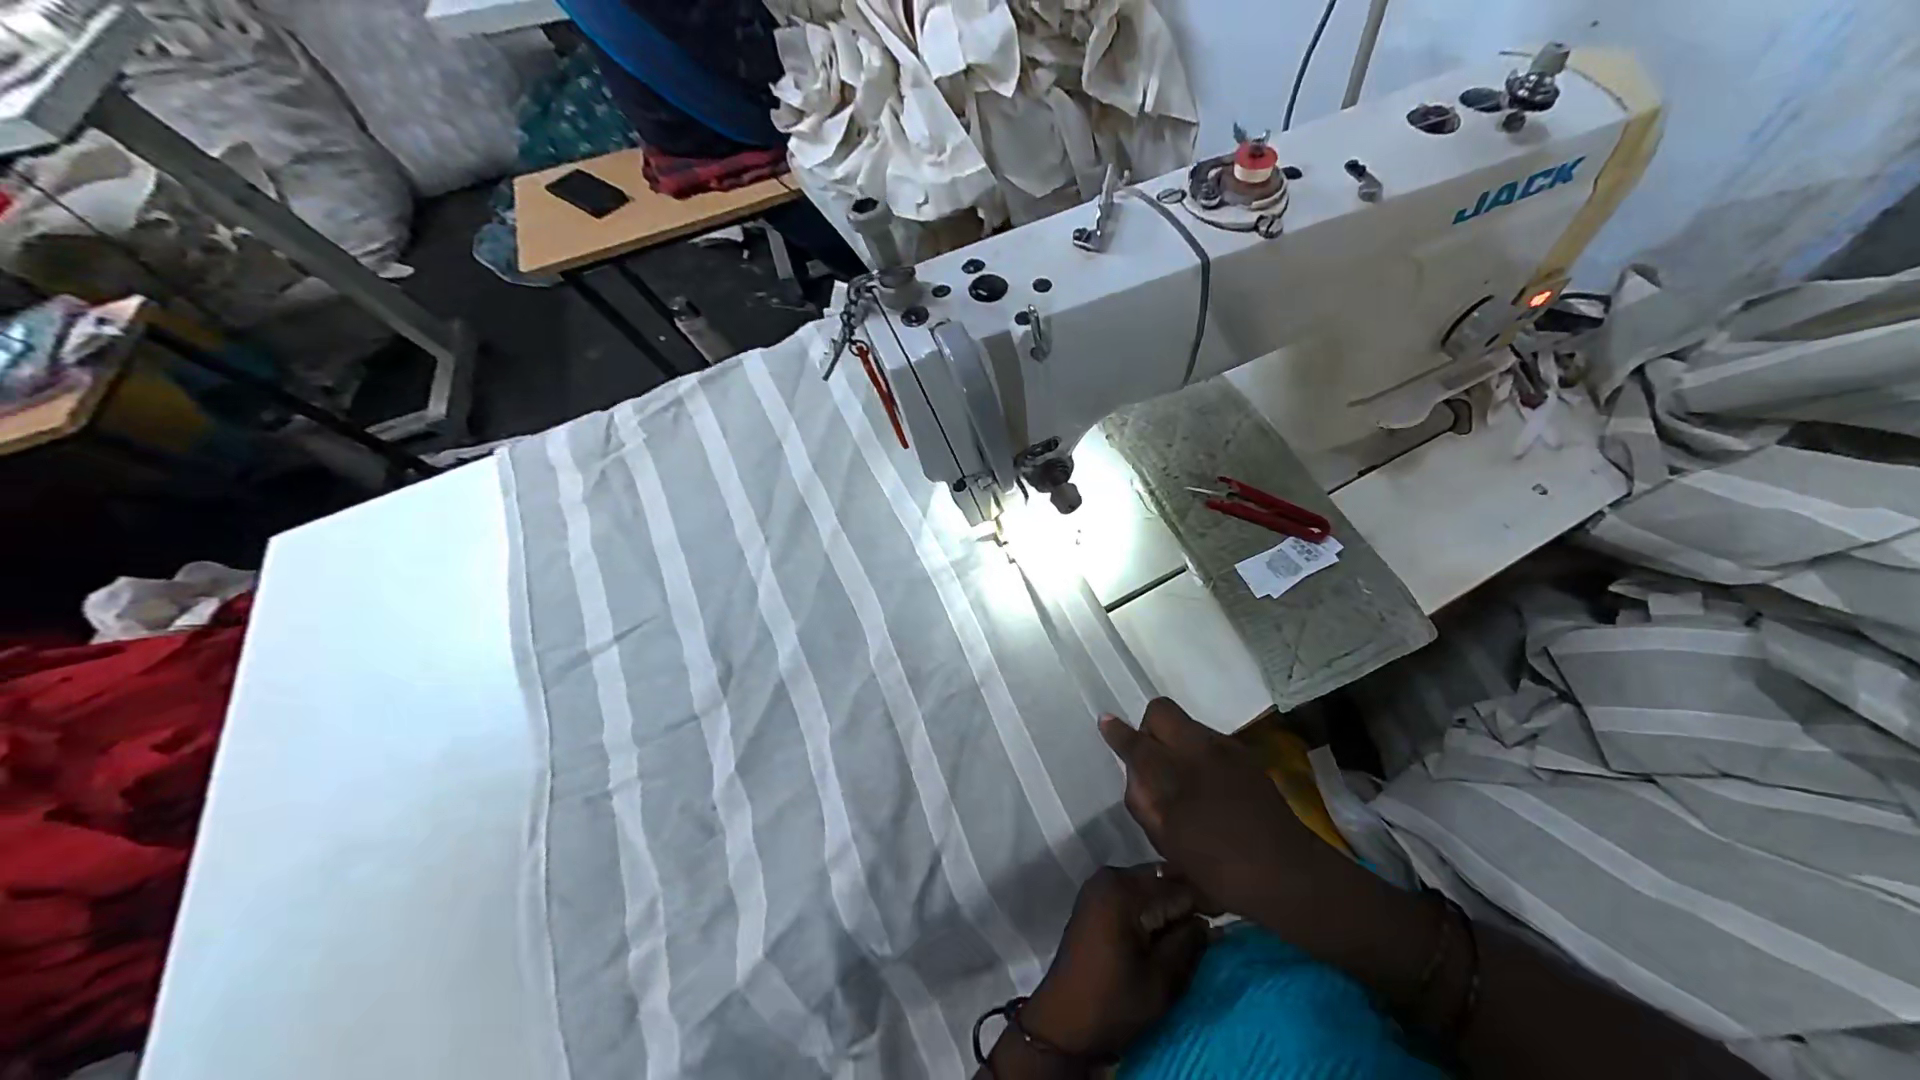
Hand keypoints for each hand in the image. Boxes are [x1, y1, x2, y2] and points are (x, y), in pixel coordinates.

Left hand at [1019, 864, 1208, 1060]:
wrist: (1062, 1021)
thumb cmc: (1112, 1002)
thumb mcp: (1160, 980)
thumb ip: (1189, 944)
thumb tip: (1214, 924)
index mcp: (1123, 890)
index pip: (1179, 886)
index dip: (1208, 903)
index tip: (1229, 921)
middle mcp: (1109, 877)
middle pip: (1162, 879)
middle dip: (1188, 901)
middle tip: (1215, 928)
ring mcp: (1098, 886)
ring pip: (1148, 885)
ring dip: (1170, 905)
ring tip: (1193, 932)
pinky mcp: (1094, 900)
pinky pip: (1132, 894)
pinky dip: (1151, 908)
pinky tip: (1166, 931)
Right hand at [1098, 698, 1332, 922]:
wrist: (1292, 876)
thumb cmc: (1221, 868)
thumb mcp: (1169, 843)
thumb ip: (1143, 802)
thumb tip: (1135, 774)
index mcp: (1176, 773)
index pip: (1137, 742)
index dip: (1117, 733)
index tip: (1105, 723)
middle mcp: (1200, 749)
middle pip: (1163, 711)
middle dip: (1149, 728)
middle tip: (1152, 763)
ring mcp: (1229, 750)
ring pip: (1187, 724)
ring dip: (1175, 740)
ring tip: (1182, 780)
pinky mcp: (1248, 758)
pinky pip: (1210, 740)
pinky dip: (1198, 752)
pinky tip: (1207, 786)